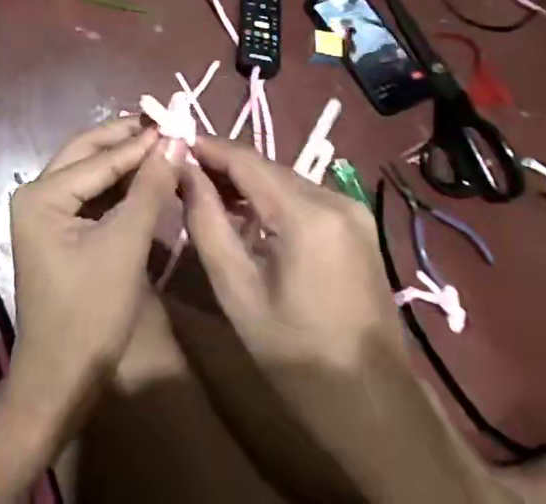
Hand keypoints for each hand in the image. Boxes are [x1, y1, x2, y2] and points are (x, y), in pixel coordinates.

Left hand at [6, 118, 176, 425]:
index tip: (181, 121)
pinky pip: (92, 195)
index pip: (101, 157)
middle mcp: (36, 194)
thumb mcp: (126, 244)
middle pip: (89, 153)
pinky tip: (149, 178)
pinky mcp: (59, 231)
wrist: (60, 380)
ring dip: (127, 161)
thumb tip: (176, 140)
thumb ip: (150, 188)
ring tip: (167, 146)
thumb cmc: (90, 313)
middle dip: (129, 140)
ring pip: (92, 172)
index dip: (144, 140)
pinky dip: (121, 185)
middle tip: (171, 126)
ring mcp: (45, 213)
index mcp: (42, 195)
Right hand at [179, 136, 402, 373]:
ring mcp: (353, 210)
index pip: (246, 159)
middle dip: (225, 167)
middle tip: (183, 175)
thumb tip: (184, 173)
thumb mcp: (238, 291)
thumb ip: (207, 223)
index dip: (207, 147)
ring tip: (208, 195)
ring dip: (249, 184)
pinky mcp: (360, 225)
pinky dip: (275, 201)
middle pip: (268, 167)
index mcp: (307, 212)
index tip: (173, 144)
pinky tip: (250, 218)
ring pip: (287, 181)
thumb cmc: (295, 354)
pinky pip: (307, 198)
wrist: (372, 402)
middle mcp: (335, 197)